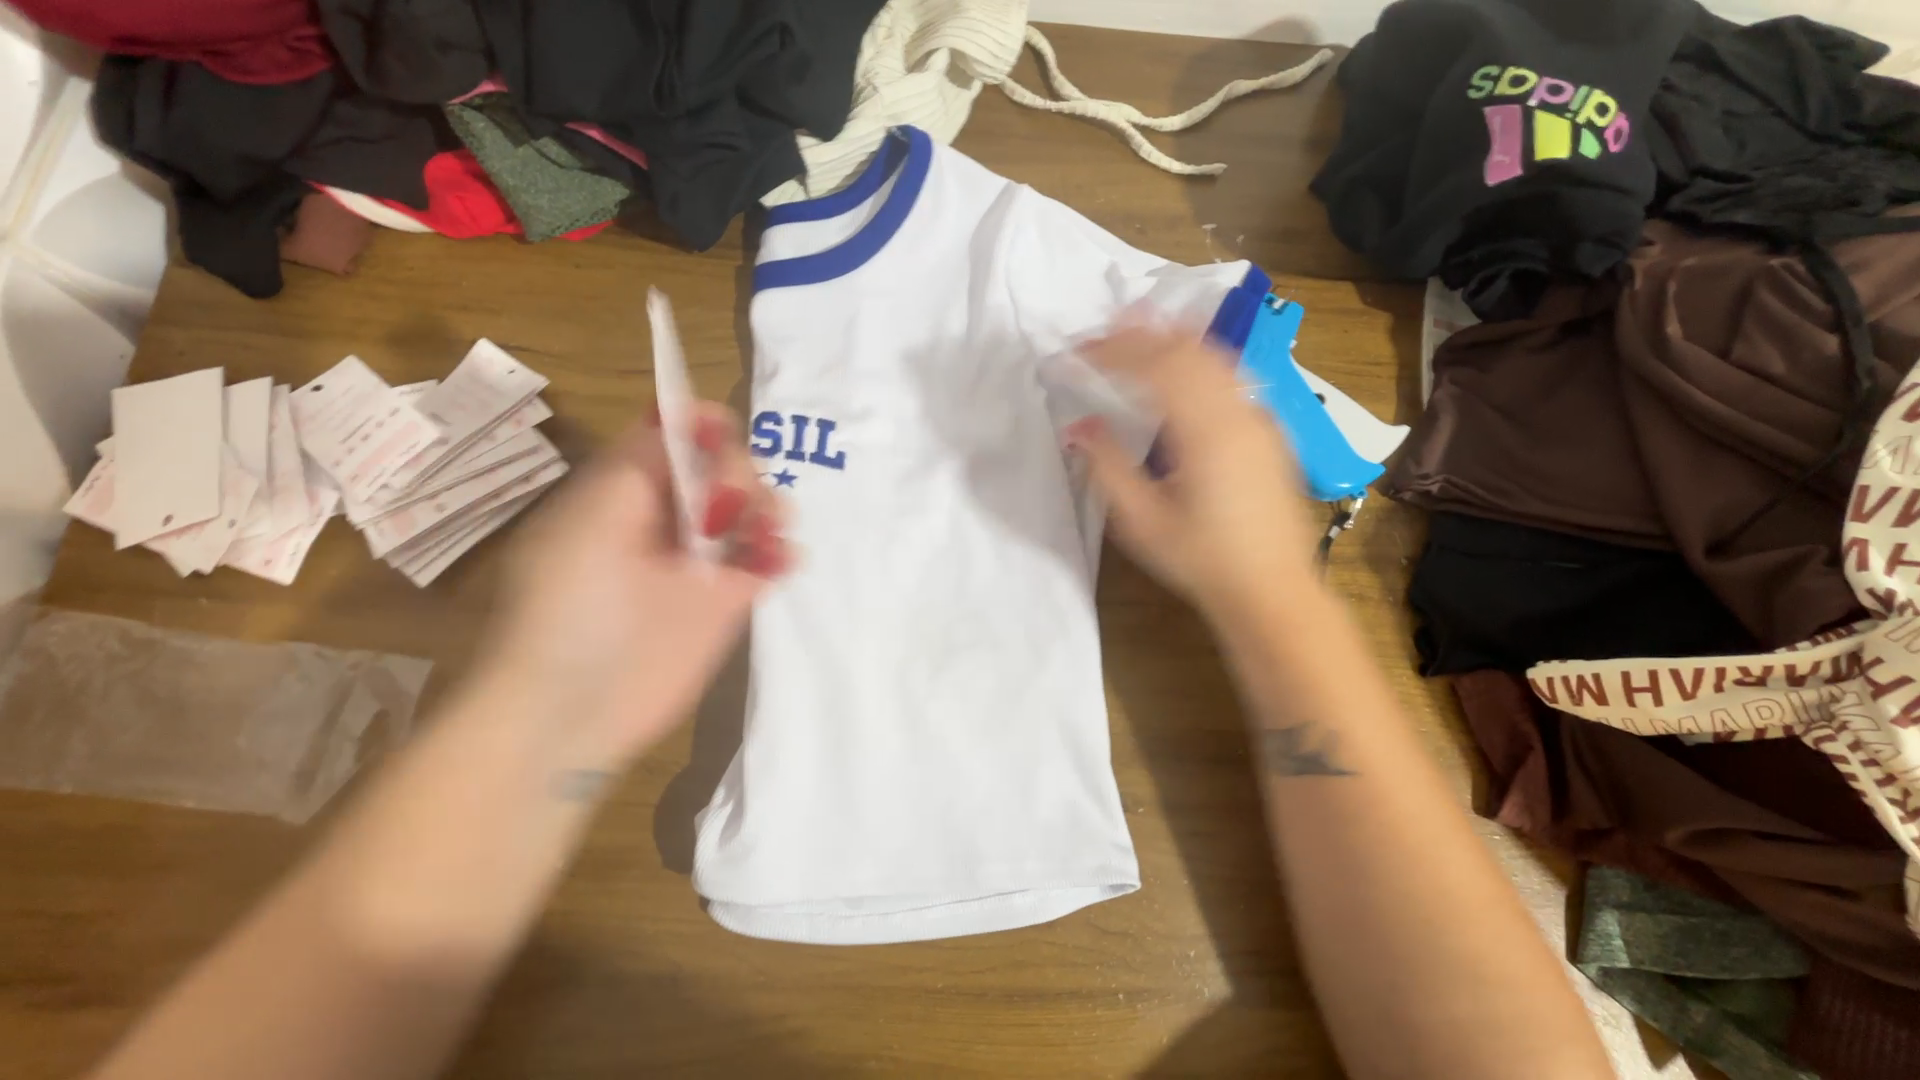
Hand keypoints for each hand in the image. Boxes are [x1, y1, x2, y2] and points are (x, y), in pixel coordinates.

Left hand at [471, 404, 789, 767]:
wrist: (571, 708)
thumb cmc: (568, 605)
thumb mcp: (592, 517)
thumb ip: (642, 459)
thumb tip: (682, 409)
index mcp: (625, 490)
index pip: (675, 437)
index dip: (704, 427)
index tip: (722, 434)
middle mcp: (666, 517)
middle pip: (723, 466)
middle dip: (737, 471)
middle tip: (725, 510)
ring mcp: (700, 560)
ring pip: (752, 509)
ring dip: (769, 506)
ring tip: (769, 530)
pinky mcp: (727, 601)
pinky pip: (768, 560)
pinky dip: (782, 551)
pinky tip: (780, 559)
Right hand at [1065, 321, 1316, 618]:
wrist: (1270, 588)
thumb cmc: (1201, 560)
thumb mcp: (1141, 521)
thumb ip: (1108, 467)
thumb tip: (1078, 426)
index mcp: (1205, 431)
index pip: (1154, 367)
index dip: (1112, 352)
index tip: (1076, 352)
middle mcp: (1237, 413)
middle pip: (1187, 350)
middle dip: (1141, 334)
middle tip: (1101, 331)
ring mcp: (1258, 419)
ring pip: (1215, 357)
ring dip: (1173, 338)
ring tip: (1138, 326)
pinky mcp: (1267, 433)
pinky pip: (1231, 376)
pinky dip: (1199, 358)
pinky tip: (1182, 365)